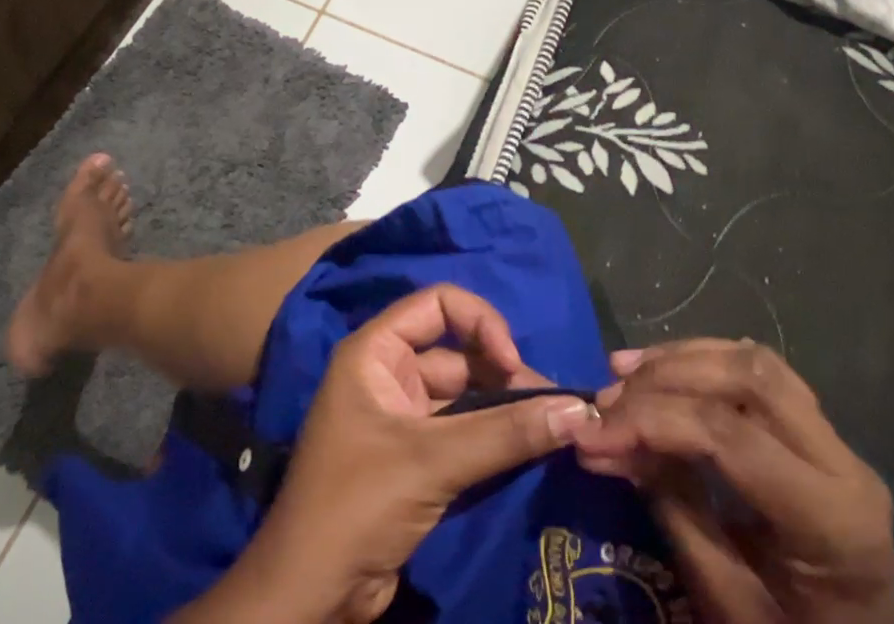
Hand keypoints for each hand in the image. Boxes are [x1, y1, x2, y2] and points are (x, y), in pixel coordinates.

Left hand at [199, 283, 592, 623]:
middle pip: (458, 353)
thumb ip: (505, 433)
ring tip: (555, 430)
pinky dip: (496, 438)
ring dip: (507, 409)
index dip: (480, 323)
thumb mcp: (431, 462)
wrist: (314, 588)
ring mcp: (401, 419)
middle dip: (505, 374)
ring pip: (466, 397)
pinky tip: (533, 450)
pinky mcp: (415, 460)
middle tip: (554, 409)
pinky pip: (464, 433)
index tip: (513, 366)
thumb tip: (580, 409)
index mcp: (374, 354)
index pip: (436, 304)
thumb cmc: (357, 503)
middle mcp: (387, 377)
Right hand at [572, 340, 893, 623]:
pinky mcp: (821, 440)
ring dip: (682, 360)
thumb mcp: (723, 596)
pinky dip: (706, 364)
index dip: (650, 422)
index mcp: (831, 519)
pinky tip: (665, 368)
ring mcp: (838, 446)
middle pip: (750, 379)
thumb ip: (671, 507)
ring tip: (621, 371)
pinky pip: (765, 379)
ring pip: (758, 364)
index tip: (589, 434)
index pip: (728, 434)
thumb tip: (608, 441)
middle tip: (606, 400)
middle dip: (665, 378)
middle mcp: (845, 465)